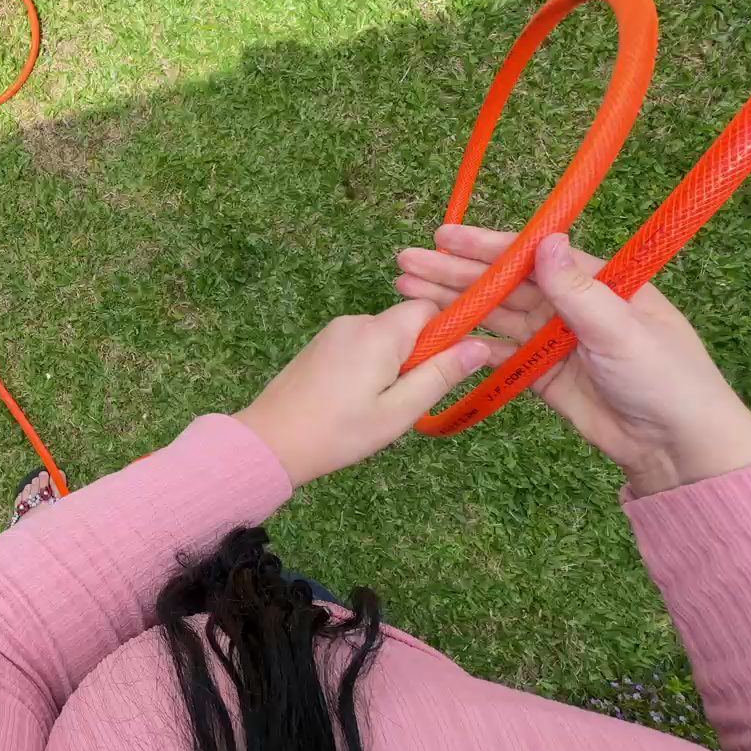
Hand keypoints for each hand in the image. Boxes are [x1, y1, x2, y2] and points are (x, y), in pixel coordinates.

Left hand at [234, 300, 492, 486]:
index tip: (447, 369)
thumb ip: (440, 375)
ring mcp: (330, 334)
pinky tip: (353, 401)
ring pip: (381, 339)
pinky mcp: (316, 347)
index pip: (428, 309)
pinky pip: (357, 347)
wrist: (270, 441)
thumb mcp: (399, 410)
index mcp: (377, 332)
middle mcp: (352, 323)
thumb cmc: (338, 432)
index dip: (446, 334)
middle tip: (405, 399)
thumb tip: (480, 346)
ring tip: (375, 406)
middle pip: (404, 324)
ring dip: (392, 365)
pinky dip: (368, 367)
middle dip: (417, 355)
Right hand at [395, 224, 750, 494]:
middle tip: (406, 262)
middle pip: (501, 283)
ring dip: (449, 302)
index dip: (486, 246)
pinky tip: (432, 334)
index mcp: (598, 284)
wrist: (675, 447)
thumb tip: (547, 240)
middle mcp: (568, 306)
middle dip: (452, 272)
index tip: (444, 237)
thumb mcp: (622, 331)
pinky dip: (463, 343)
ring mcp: (548, 339)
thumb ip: (579, 290)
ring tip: (405, 291)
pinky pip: (492, 351)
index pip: (532, 257)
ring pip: (490, 314)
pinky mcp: (535, 371)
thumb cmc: (666, 380)